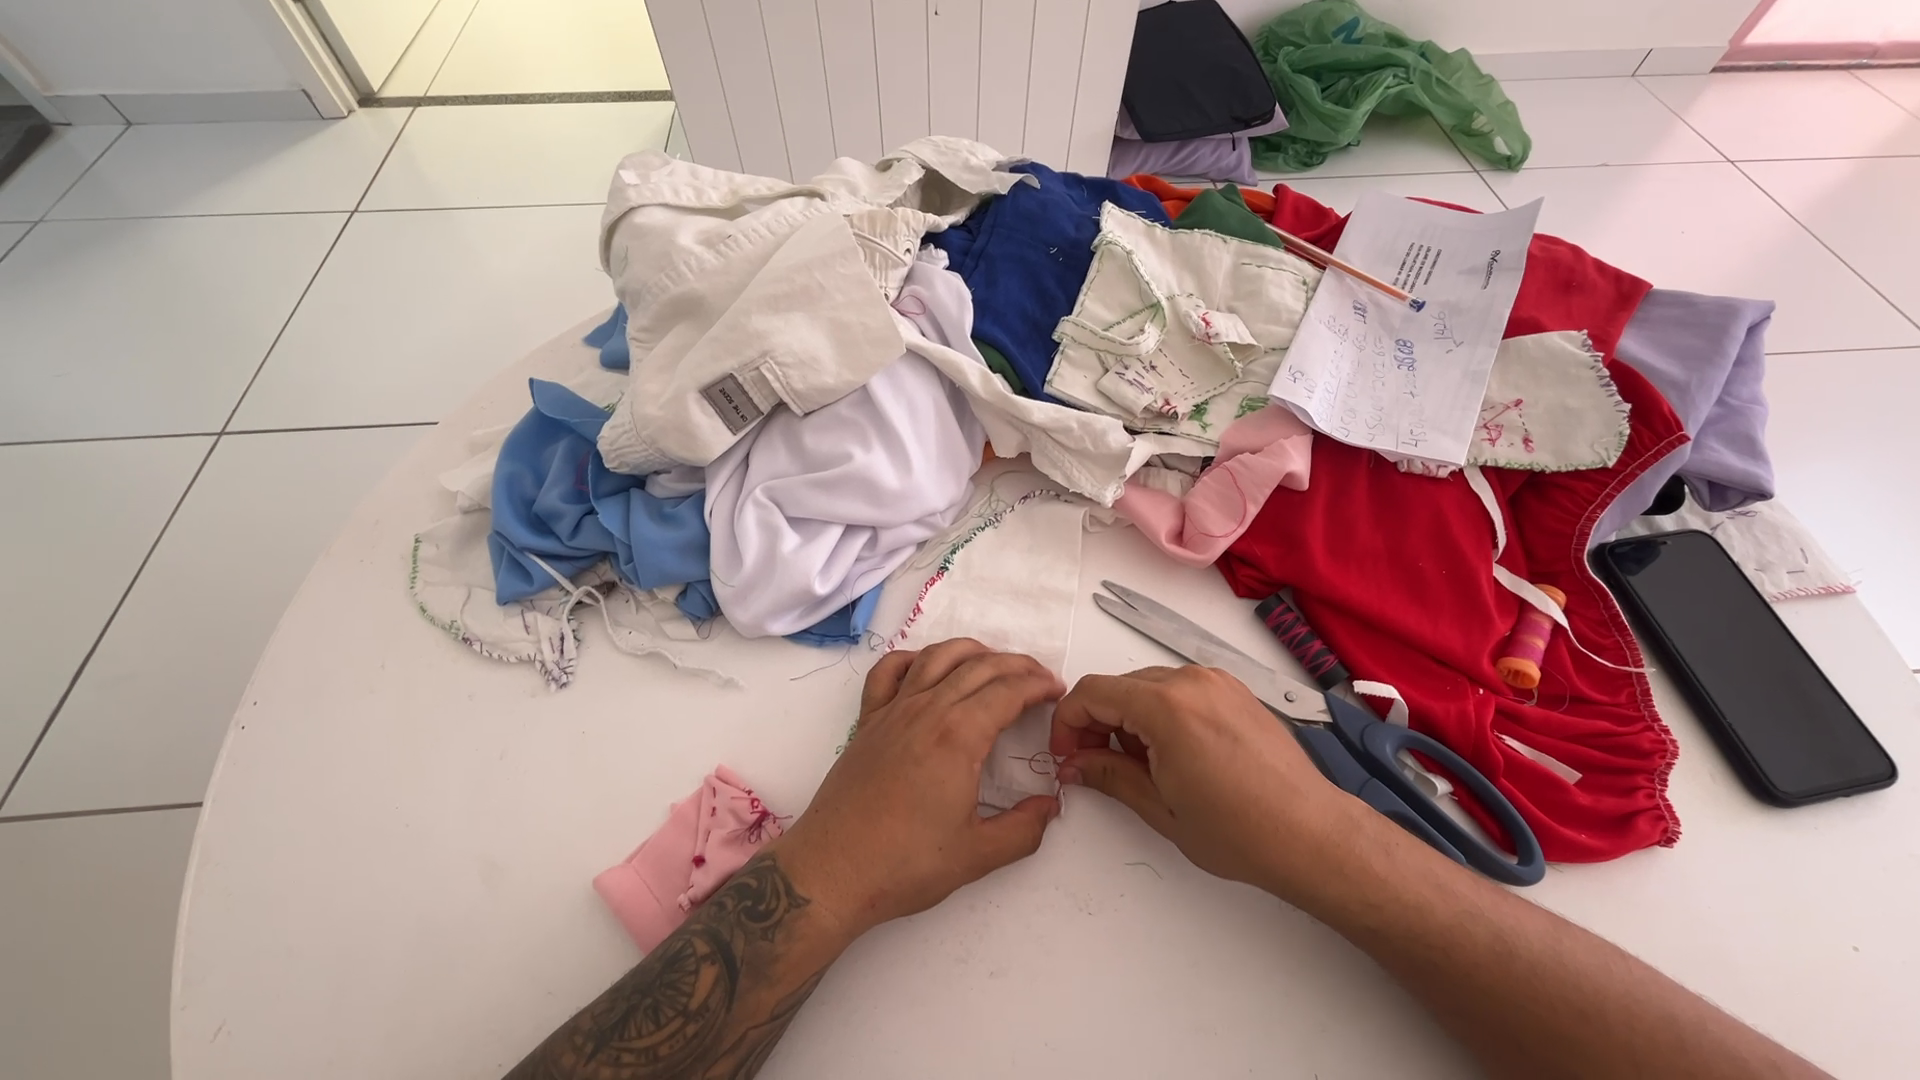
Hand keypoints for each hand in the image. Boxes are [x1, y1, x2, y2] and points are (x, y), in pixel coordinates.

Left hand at [773, 639, 1065, 937]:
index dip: (1037, 685)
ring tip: (994, 662)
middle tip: (1039, 677)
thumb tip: (1050, 807)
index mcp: (958, 735)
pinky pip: (889, 672)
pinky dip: (913, 658)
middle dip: (1016, 664)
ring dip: (971, 651)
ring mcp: (893, 711)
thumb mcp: (978, 855)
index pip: (1008, 691)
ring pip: (936, 657)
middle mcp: (926, 710)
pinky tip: (927, 667)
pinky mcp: (867, 721)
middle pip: (979, 666)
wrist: (832, 870)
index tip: (1056, 691)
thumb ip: (1024, 829)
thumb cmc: (904, 863)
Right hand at [1050, 665, 1357, 896]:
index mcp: (1166, 705)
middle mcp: (1191, 680)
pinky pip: (1179, 690)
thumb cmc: (1239, 830)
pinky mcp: (1235, 692)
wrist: (1311, 835)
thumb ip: (1107, 774)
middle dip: (1096, 722)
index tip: (1065, 755)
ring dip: (1128, 718)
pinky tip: (1171, 754)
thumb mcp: (1159, 806)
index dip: (1067, 722)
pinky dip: (1160, 713)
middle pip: (1118, 686)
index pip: (1092, 692)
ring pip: (1148, 686)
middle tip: (1092, 764)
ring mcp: (1217, 682)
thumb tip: (1073, 764)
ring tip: (1138, 766)